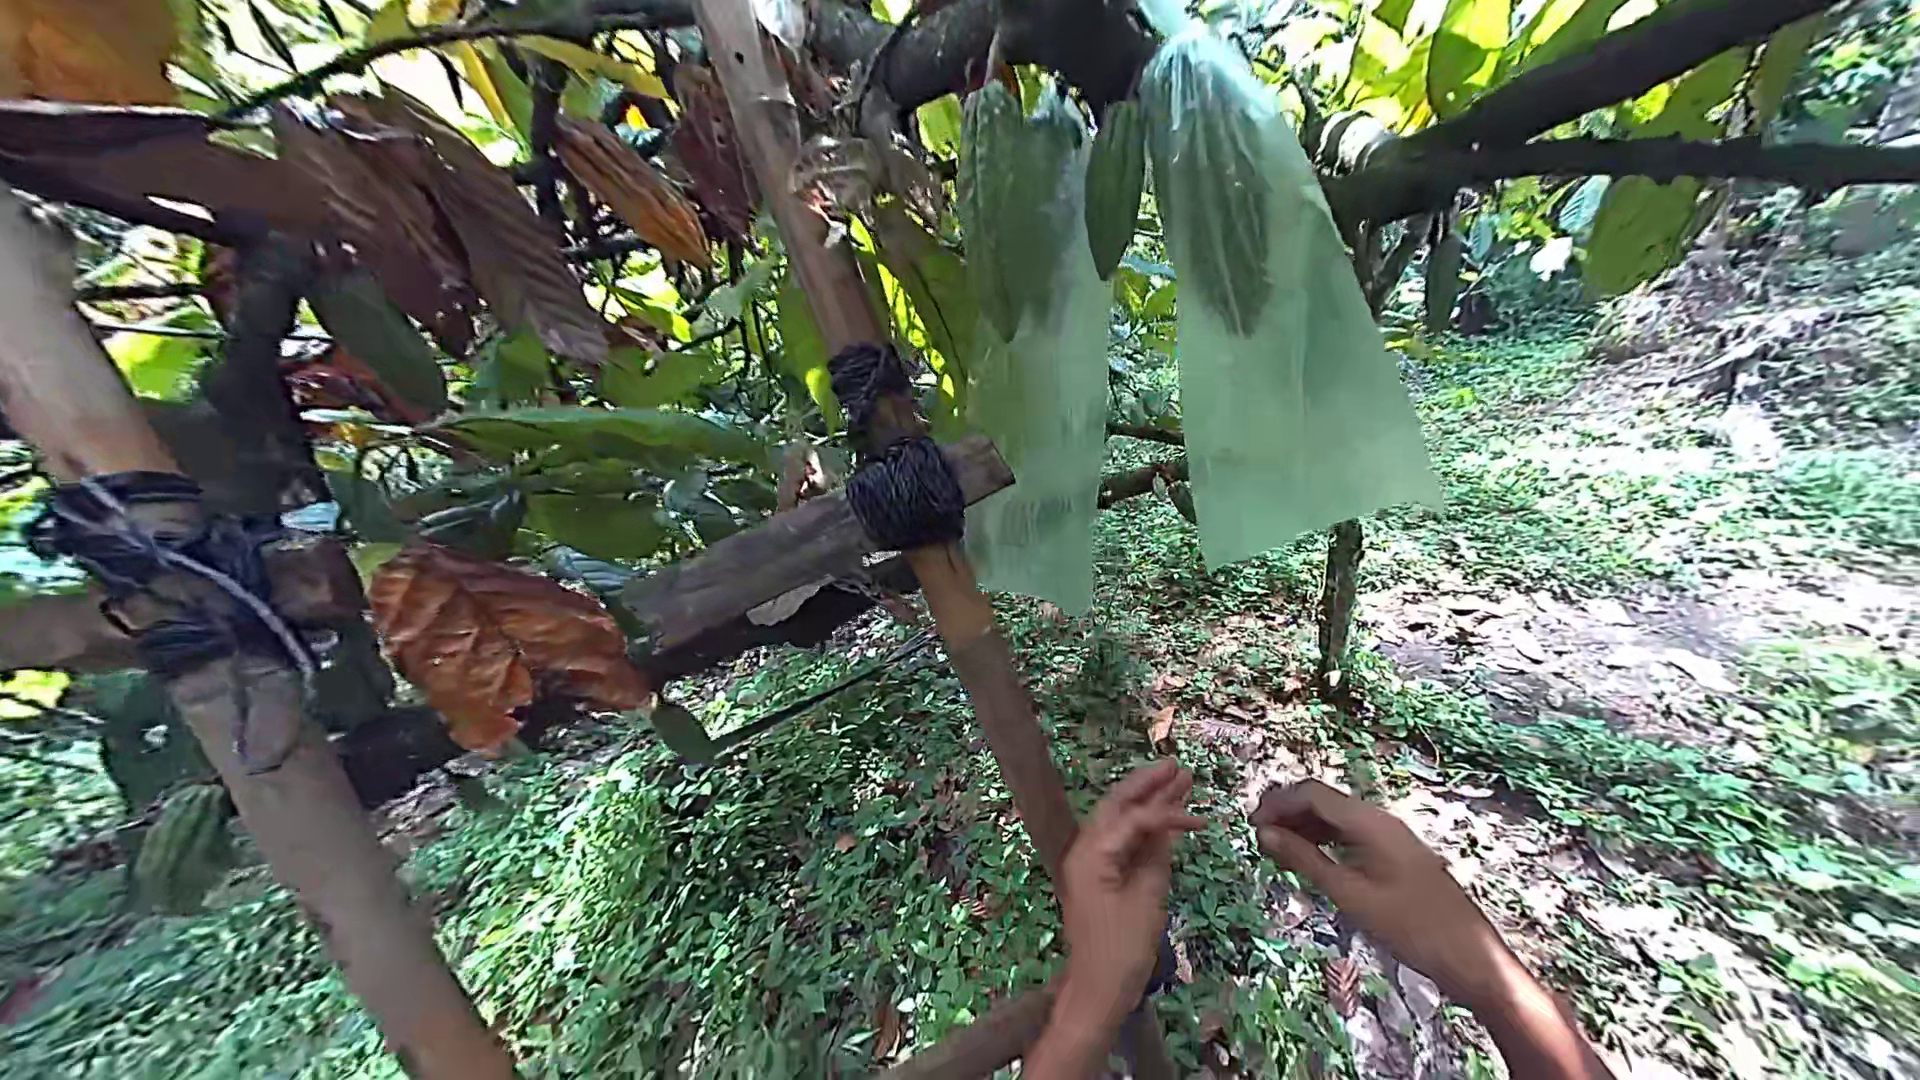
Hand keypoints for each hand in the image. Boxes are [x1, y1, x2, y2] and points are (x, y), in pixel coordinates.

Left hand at [1055, 761, 1206, 1030]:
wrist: (1096, 989)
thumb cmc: (1121, 949)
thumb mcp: (1146, 902)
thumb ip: (1157, 857)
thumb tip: (1169, 827)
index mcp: (1092, 850)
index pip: (1133, 818)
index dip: (1167, 813)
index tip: (1200, 818)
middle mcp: (1086, 846)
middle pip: (1118, 804)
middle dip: (1147, 785)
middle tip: (1175, 766)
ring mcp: (1090, 857)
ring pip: (1119, 818)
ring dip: (1145, 800)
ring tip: (1175, 779)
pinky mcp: (1098, 871)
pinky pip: (1120, 837)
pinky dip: (1141, 825)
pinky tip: (1163, 816)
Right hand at [1250, 780, 1517, 1008]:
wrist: (1477, 966)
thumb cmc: (1411, 928)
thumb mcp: (1349, 894)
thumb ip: (1304, 859)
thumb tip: (1263, 834)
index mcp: (1370, 822)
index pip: (1311, 794)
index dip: (1277, 804)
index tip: (1253, 825)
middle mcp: (1379, 820)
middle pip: (1322, 801)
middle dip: (1287, 813)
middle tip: (1261, 837)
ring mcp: (1389, 836)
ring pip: (1333, 817)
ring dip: (1303, 827)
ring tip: (1278, 849)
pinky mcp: (1394, 854)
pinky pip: (1348, 834)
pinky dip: (1323, 840)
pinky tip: (1309, 859)